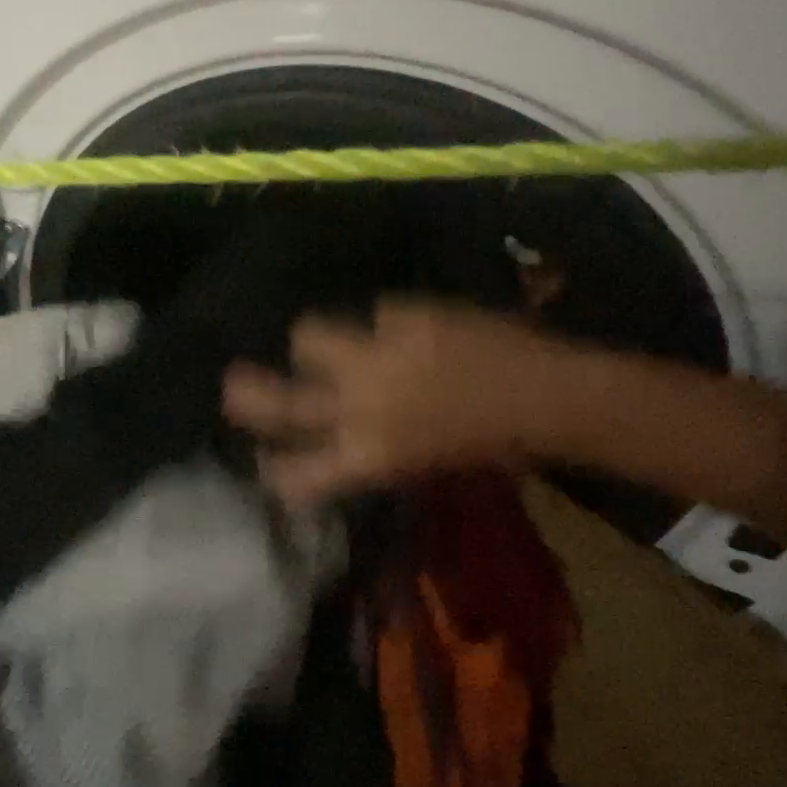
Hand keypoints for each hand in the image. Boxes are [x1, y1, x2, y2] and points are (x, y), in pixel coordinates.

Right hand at [223, 300, 569, 503]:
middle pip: (279, 399)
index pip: (295, 473)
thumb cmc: (494, 446)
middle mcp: (359, 407)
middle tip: (231, 385)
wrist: (554, 397)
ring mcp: (375, 357)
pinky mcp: (400, 316)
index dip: (271, 470)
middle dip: (248, 393)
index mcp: (369, 455)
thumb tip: (332, 435)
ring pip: (308, 337)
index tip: (259, 461)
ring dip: (312, 342)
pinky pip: (374, 313)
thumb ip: (369, 450)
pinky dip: (386, 322)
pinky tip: (411, 329)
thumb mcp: (419, 462)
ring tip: (328, 341)